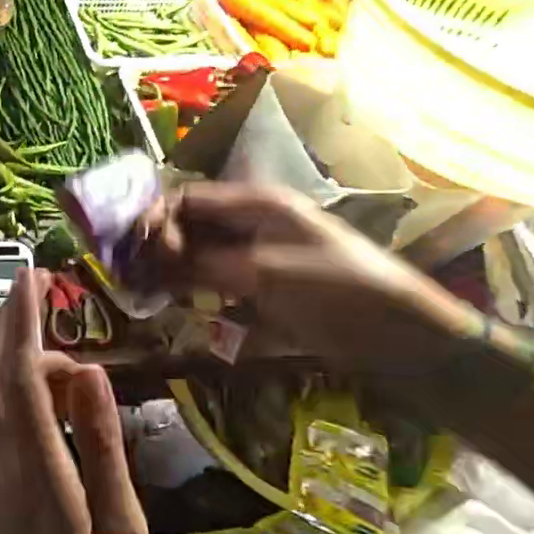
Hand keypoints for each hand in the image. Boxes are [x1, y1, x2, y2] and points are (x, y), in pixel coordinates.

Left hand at [0, 269, 146, 533]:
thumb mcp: (119, 525)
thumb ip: (104, 444)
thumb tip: (94, 373)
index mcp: (36, 456)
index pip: (20, 371)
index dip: (24, 319)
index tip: (33, 276)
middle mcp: (3, 446)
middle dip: (11, 315)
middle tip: (39, 280)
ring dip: (14, 341)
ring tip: (58, 327)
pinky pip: (1, 401)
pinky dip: (18, 371)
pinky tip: (51, 376)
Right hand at [144, 182, 474, 380]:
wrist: (403, 337)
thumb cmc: (342, 292)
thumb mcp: (269, 274)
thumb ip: (209, 265)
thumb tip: (160, 262)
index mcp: (258, 204)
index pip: (188, 197)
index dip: (156, 220)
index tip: (135, 252)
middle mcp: (253, 221)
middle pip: (189, 222)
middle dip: (157, 244)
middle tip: (130, 274)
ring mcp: (257, 252)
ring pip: (198, 250)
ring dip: (170, 267)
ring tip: (142, 290)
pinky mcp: (262, 283)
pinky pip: (214, 276)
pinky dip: (191, 286)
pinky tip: (173, 302)